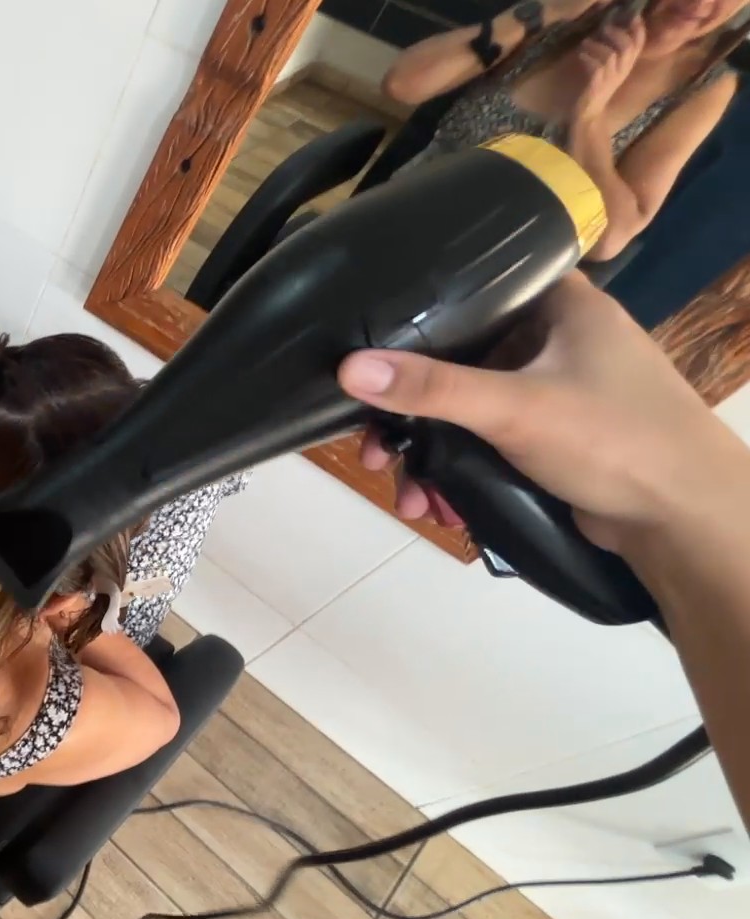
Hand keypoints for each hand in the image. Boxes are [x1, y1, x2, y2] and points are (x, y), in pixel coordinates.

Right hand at [338, 273, 743, 554]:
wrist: (684, 520)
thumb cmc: (616, 440)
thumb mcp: (513, 409)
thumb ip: (430, 388)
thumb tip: (346, 369)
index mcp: (563, 312)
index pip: (483, 287)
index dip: (425, 309)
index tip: (372, 342)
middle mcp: (553, 345)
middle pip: (454, 361)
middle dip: (406, 414)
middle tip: (376, 449)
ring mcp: (546, 393)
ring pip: (459, 410)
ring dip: (423, 456)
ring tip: (407, 495)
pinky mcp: (540, 435)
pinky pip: (475, 443)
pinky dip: (449, 473)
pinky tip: (435, 504)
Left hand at [574, 13, 646, 120]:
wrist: (588, 116)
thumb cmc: (595, 94)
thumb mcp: (607, 74)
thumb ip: (611, 60)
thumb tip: (606, 40)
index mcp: (628, 66)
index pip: (639, 44)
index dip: (638, 29)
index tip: (633, 16)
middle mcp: (623, 70)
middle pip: (627, 46)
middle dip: (617, 34)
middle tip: (604, 27)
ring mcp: (611, 78)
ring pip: (611, 55)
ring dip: (598, 46)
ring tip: (586, 41)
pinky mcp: (597, 86)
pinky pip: (596, 68)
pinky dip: (589, 59)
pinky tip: (581, 55)